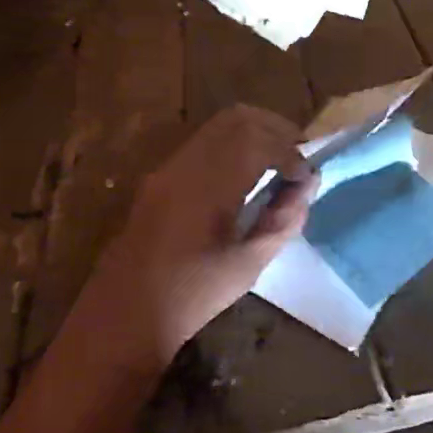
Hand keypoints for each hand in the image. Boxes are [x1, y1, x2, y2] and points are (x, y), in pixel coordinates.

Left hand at [79, 105, 318, 369]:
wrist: (124, 313)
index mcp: (207, 187)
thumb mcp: (248, 265)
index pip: (258, 141)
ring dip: (254, 135)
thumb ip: (283, 220)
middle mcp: (185, 166)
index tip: (306, 176)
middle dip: (275, 130)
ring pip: (219, 126)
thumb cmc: (191, 297)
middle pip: (238, 119)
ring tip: (278, 163)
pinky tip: (247, 176)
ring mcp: (168, 168)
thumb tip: (308, 185)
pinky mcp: (160, 177)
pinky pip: (204, 144)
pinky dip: (233, 146)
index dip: (290, 152)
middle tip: (298, 156)